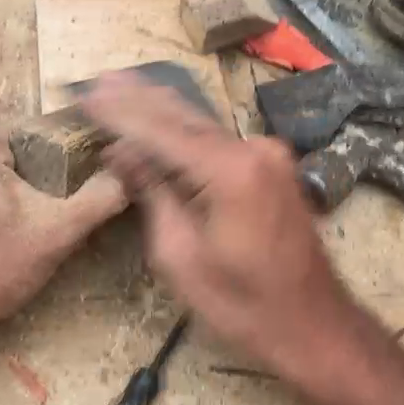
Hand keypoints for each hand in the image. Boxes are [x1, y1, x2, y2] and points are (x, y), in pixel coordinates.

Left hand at [0, 126, 127, 343]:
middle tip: (29, 227)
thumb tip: (132, 171)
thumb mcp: (57, 234)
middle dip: (28, 185)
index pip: (36, 142)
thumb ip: (101, 197)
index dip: (51, 176)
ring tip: (8, 233)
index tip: (48, 210)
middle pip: (12, 153)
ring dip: (6, 194)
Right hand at [80, 74, 356, 379]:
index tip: (87, 95)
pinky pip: (219, 140)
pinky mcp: (273, 166)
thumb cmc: (243, 305)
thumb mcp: (181, 257)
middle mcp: (253, 150)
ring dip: (161, 107)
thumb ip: (153, 194)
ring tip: (122, 82)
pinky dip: (186, 129)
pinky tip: (161, 115)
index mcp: (230, 172)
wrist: (315, 324)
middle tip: (100, 80)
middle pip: (184, 117)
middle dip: (138, 99)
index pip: (162, 131)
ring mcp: (269, 155)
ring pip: (202, 124)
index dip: (121, 113)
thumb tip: (123, 153)